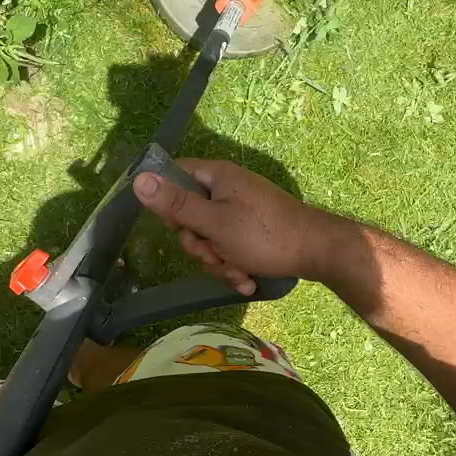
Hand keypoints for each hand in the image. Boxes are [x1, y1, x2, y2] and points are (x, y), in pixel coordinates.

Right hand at [133, 159, 351, 294]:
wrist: (318, 253)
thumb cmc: (264, 235)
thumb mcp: (215, 223)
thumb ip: (176, 205)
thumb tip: (138, 179)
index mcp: (217, 176)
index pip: (174, 175)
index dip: (168, 203)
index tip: (180, 226)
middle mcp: (228, 189)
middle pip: (190, 216)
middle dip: (201, 245)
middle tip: (216, 255)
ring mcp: (241, 211)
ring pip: (210, 238)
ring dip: (220, 261)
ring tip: (239, 272)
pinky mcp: (252, 232)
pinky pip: (230, 248)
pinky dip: (236, 266)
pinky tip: (248, 280)